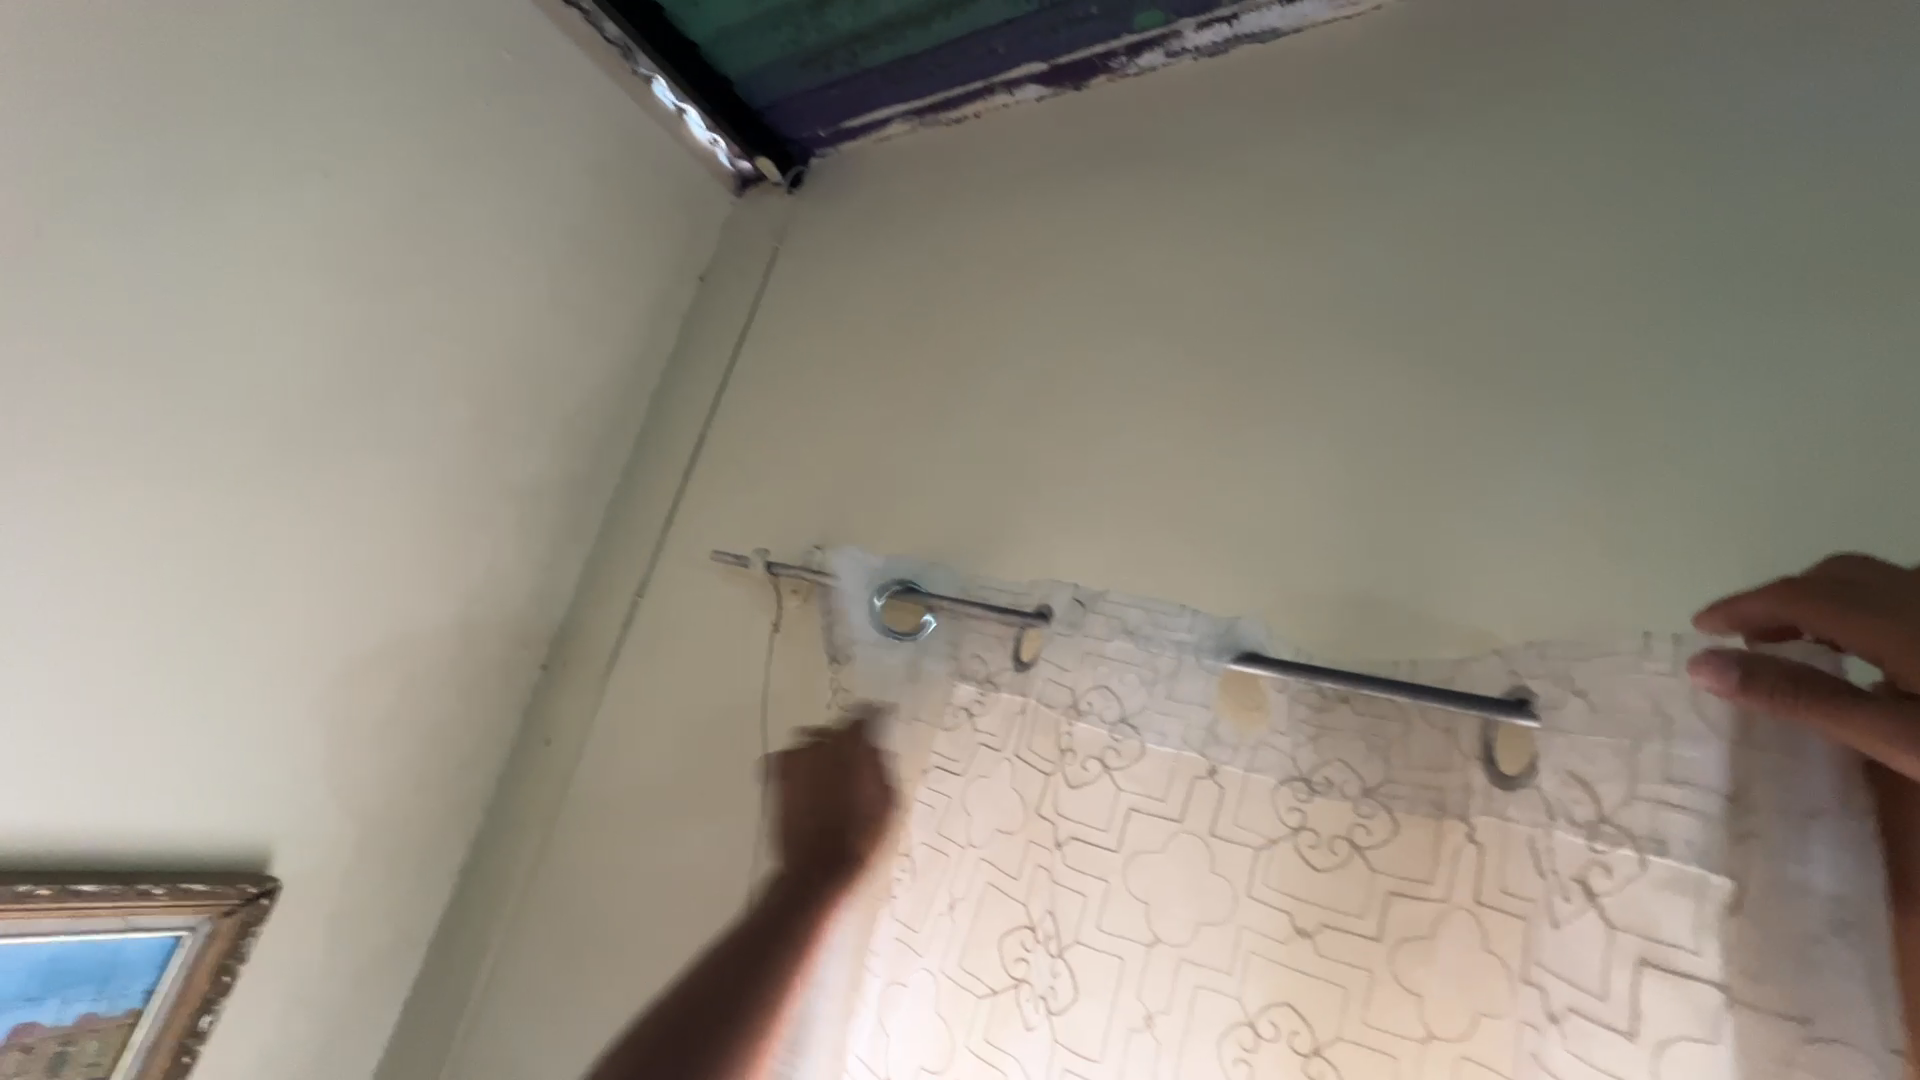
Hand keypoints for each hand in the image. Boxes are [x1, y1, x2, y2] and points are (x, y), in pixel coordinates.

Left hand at [770, 705, 896, 892]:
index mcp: (854, 744)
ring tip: (829, 775)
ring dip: (820, 752)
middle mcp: (822, 743)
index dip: (876, 716)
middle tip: (855, 762)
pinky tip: (806, 782)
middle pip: (836, 728)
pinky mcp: (774, 777)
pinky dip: (796, 764)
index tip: (883, 720)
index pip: (865, 714)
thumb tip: (874, 746)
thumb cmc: (863, 838)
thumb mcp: (890, 802)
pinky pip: (787, 759)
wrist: (820, 871)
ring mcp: (794, 759)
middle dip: (845, 740)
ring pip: (809, 741)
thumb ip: (881, 764)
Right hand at [1688, 553, 1919, 779]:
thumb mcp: (1895, 736)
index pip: (1797, 595)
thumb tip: (1700, 665)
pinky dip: (1870, 614)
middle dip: (1783, 601)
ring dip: (1827, 605)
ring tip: (1806, 647)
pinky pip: (1907, 598)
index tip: (1700, 629)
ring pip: (1876, 584)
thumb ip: (1799, 697)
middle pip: (1837, 577)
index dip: (1740, 608)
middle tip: (1751, 639)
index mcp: (1897, 621)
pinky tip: (1880, 656)